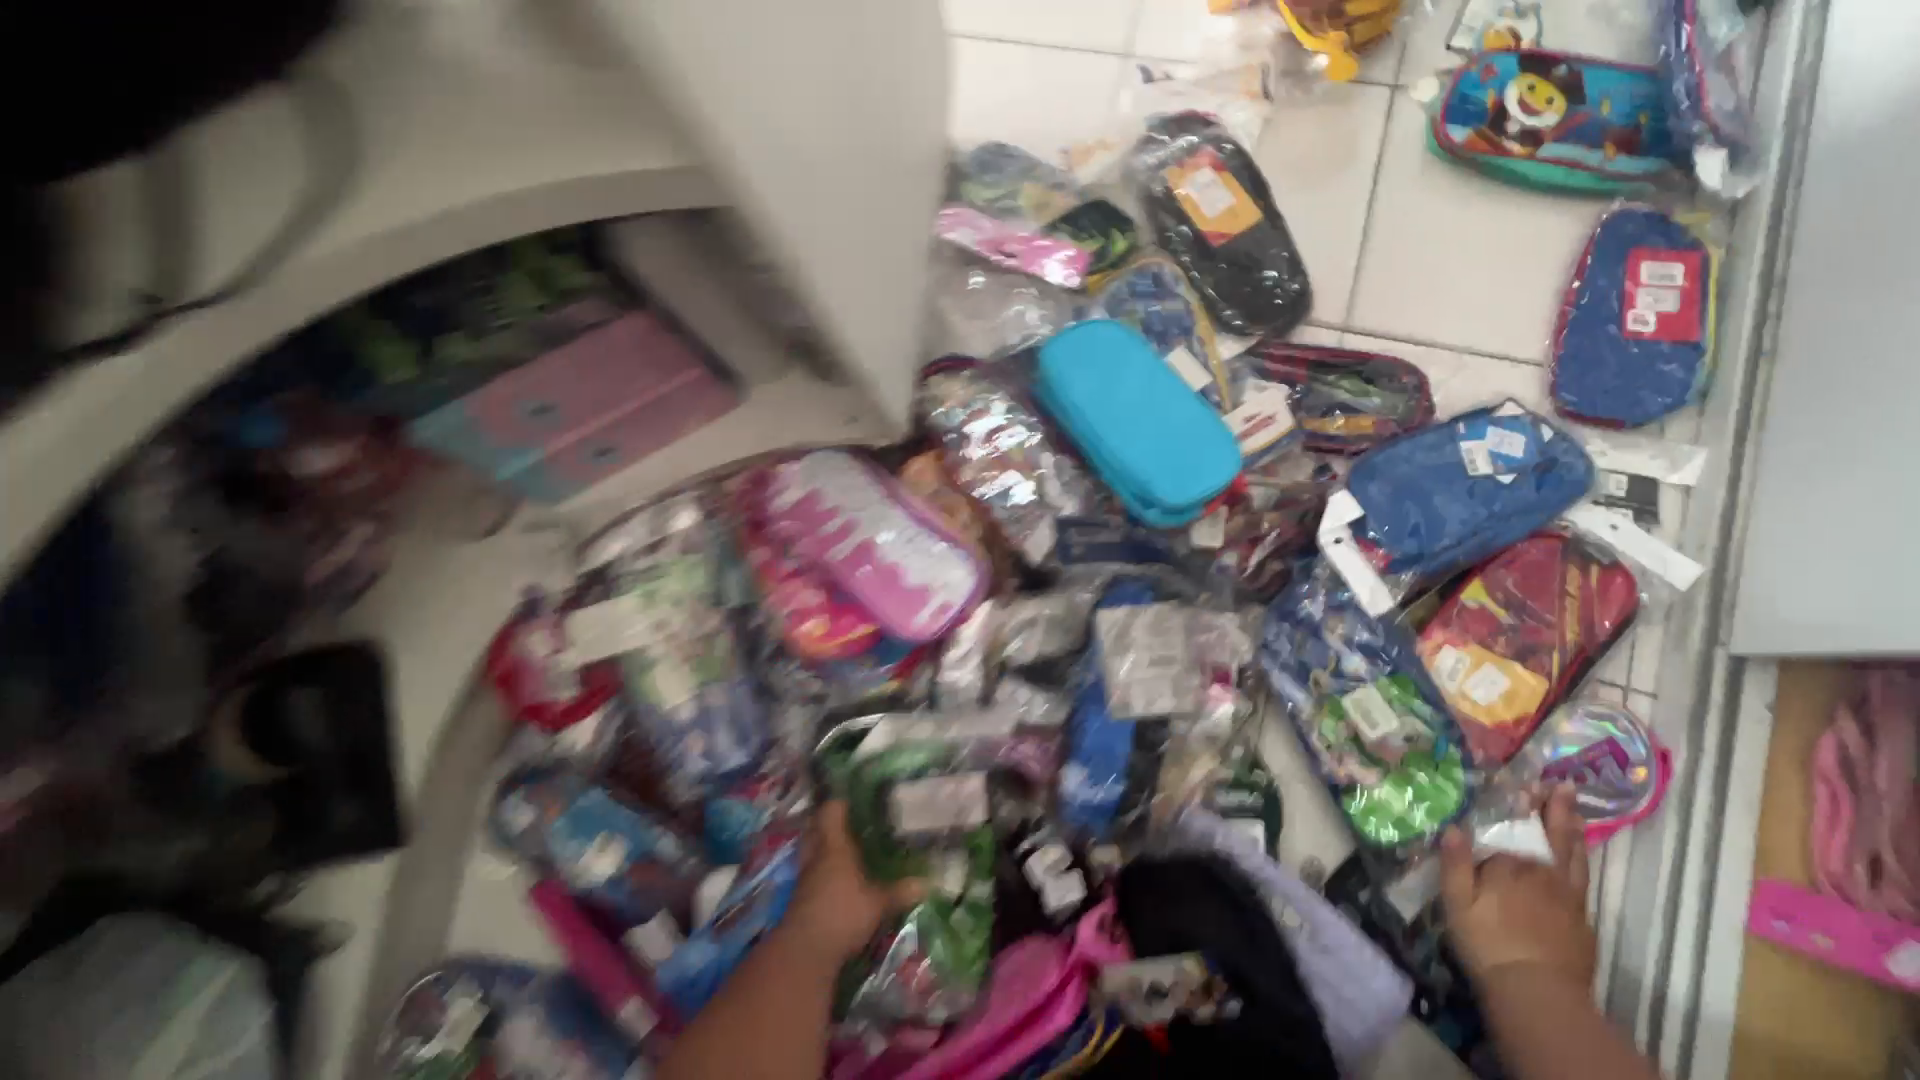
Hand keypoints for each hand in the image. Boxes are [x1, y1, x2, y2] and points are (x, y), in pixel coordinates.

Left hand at [777, 801, 925, 965]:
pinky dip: (821, 871)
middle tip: (847, 823)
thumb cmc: (843, 914)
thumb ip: (900, 892)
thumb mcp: (878, 904)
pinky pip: (810, 873)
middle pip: (814, 829)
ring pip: (810, 851)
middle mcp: (816, 856)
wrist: (805, 950)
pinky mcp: (800, 898)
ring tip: (844, 850)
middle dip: (827, 823)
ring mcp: (804, 878)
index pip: (831, 812)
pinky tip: (836, 880)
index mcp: (834, 847)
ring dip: (822, 848)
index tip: (853, 800)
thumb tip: (928, 883)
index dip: (839, 803)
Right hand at [1440, 785, 1595, 987]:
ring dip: (1571, 825)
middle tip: (1560, 783)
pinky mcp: (1581, 913)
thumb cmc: (1488, 943)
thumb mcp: (1457, 903)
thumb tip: (1453, 826)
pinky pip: (1582, 873)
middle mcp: (1540, 870)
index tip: (1520, 782)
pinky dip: (1581, 854)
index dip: (1515, 804)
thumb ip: (1455, 863)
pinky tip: (1579, 850)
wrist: (1537, 989)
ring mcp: (1565, 892)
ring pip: (1570, 850)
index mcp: (1508, 864)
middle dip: (1552, 807)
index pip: (1510, 828)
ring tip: (1573, 805)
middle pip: (1546, 832)